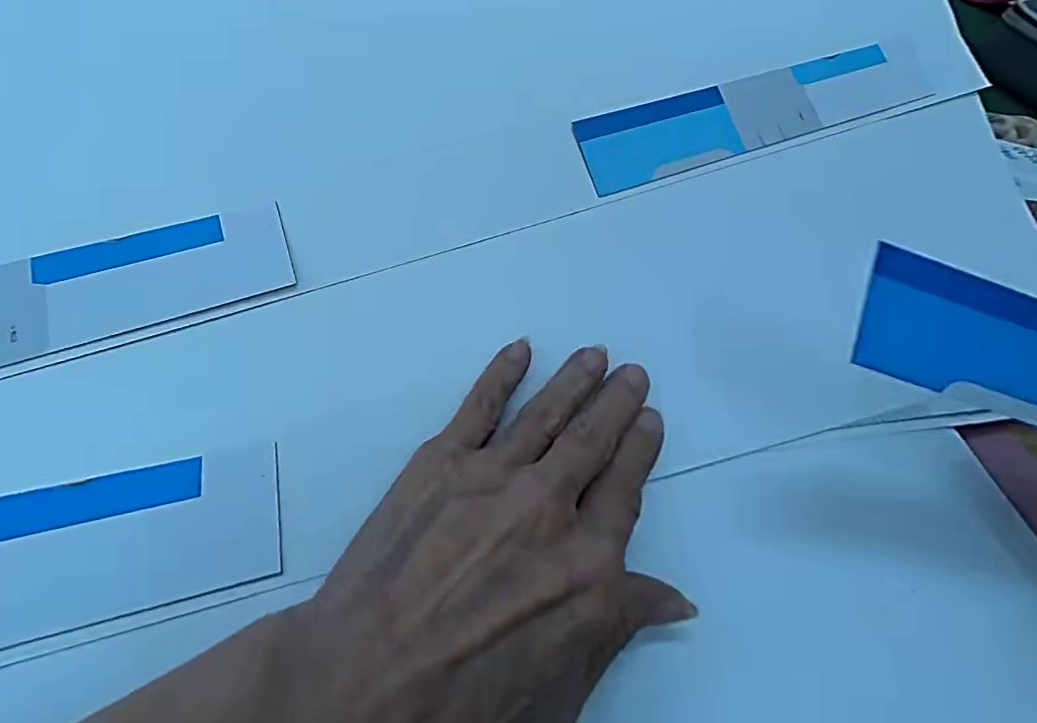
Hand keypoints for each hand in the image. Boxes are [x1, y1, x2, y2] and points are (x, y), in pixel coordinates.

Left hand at [82, 341, 690, 722]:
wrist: (364, 688)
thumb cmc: (469, 709)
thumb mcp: (562, 686)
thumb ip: (616, 627)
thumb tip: (672, 598)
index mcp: (585, 568)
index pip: (627, 487)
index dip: (640, 446)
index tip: (652, 412)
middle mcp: (544, 508)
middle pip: (590, 439)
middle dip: (613, 401)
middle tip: (630, 365)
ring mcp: (488, 476)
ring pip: (540, 413)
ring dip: (567, 381)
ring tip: (589, 349)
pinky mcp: (436, 460)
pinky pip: (475, 406)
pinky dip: (495, 375)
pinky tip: (513, 349)